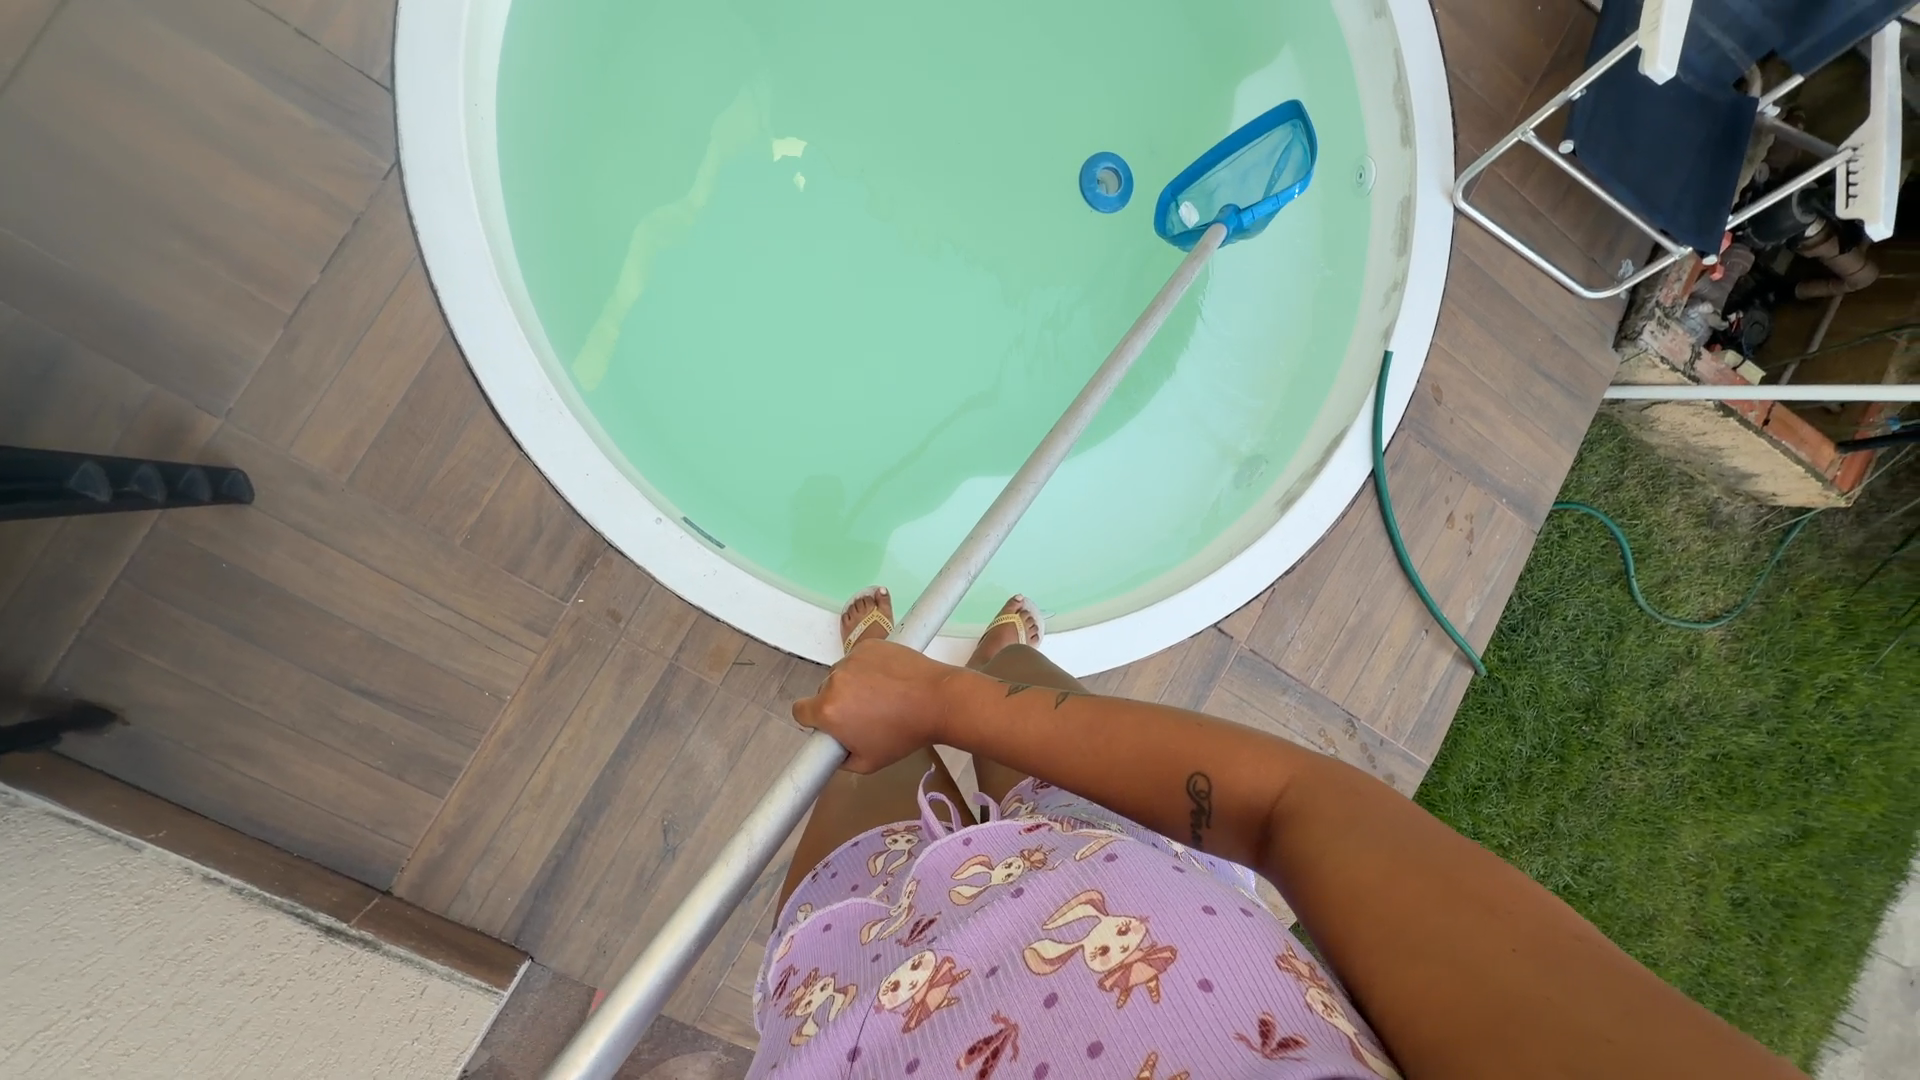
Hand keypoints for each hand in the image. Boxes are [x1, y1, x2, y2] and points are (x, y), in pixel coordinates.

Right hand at [792, 640, 960, 771]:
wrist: (937, 700)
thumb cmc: (903, 734)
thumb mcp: (868, 763)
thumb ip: (841, 759)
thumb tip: (835, 749)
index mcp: (827, 710)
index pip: (800, 711)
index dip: (813, 719)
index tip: (831, 723)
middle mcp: (833, 680)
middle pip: (824, 691)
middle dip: (838, 701)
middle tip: (866, 711)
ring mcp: (852, 658)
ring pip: (843, 673)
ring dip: (854, 682)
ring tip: (883, 694)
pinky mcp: (869, 644)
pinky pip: (860, 658)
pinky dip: (869, 666)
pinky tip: (890, 677)